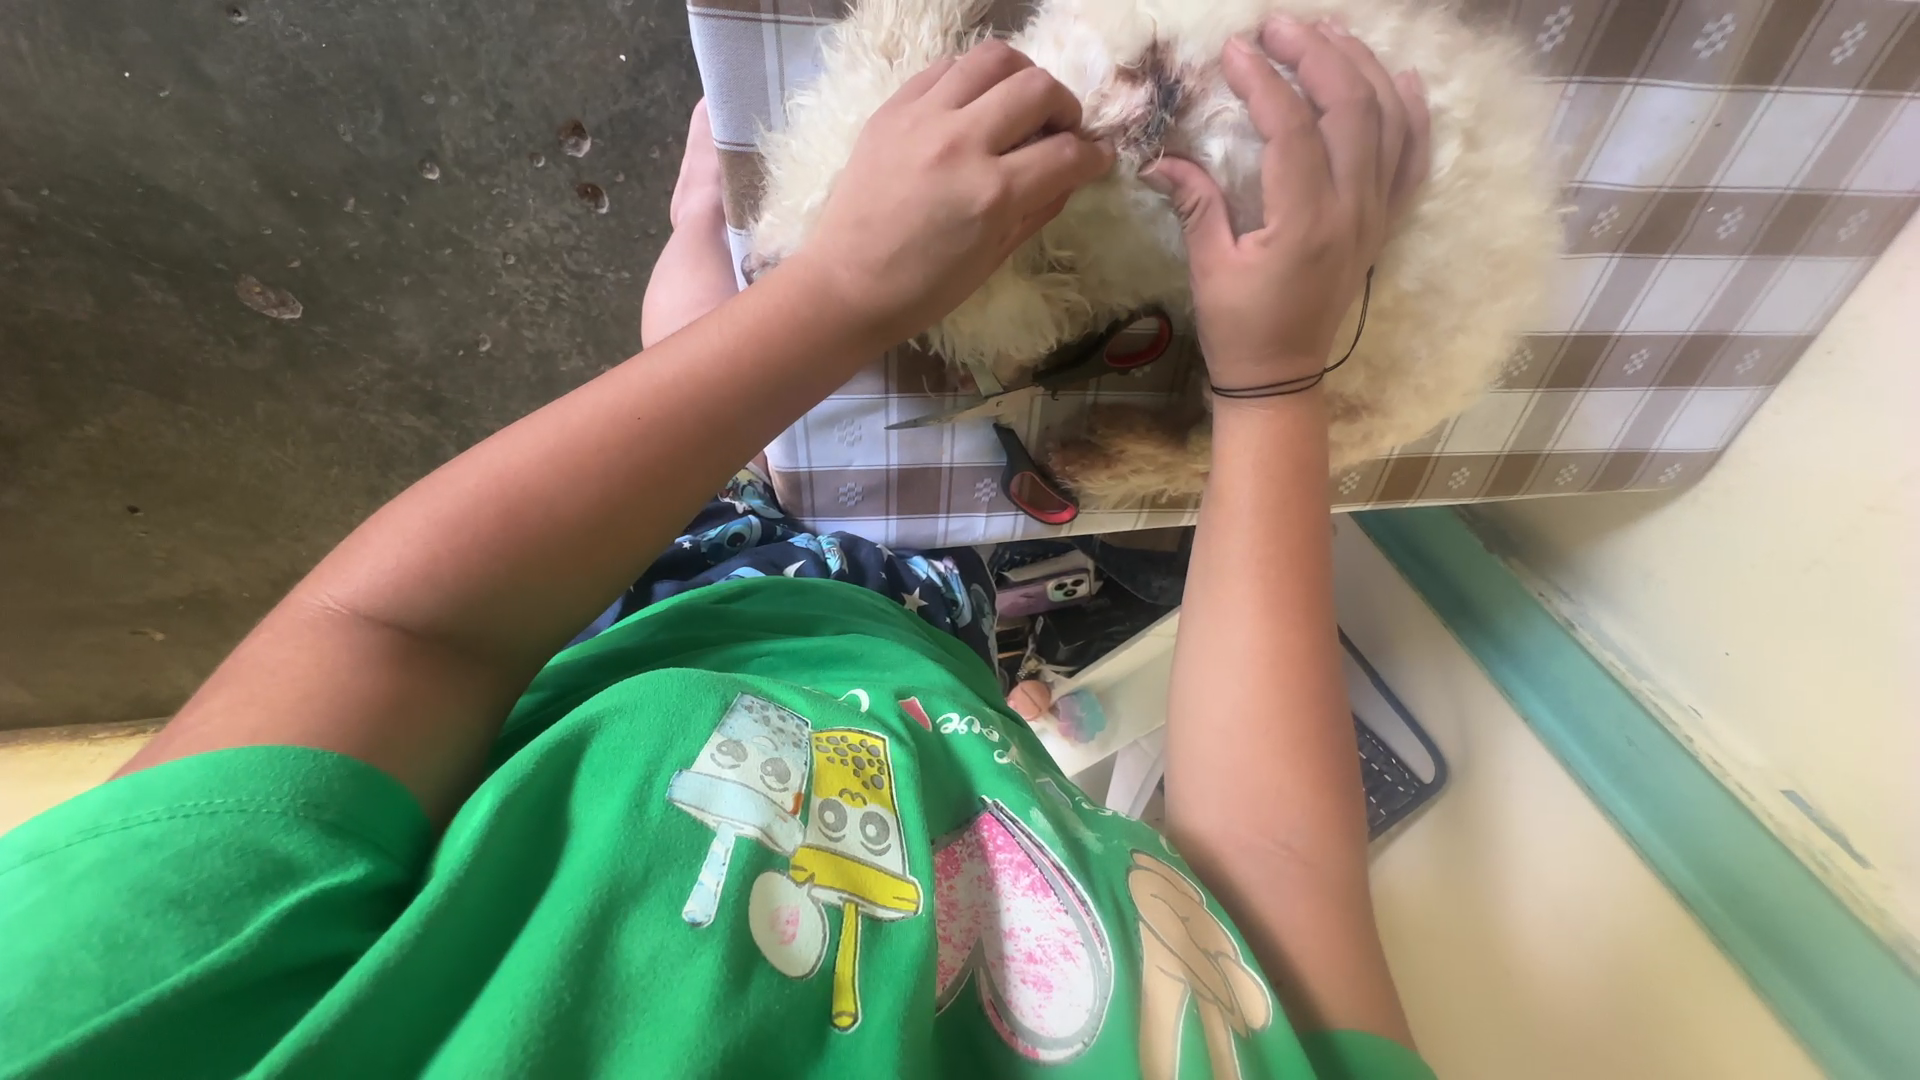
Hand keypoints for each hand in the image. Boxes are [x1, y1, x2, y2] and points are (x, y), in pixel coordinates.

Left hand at [782, 41, 1114, 345]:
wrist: (847, 286)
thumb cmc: (923, 291)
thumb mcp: (991, 261)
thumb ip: (1036, 212)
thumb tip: (1068, 177)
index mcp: (992, 195)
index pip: (1065, 154)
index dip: (1094, 156)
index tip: (1099, 159)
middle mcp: (962, 142)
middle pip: (1038, 89)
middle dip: (1065, 108)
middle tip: (1062, 131)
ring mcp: (923, 118)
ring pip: (994, 59)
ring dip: (1022, 78)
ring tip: (1021, 106)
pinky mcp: (892, 109)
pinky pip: (947, 68)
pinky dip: (973, 79)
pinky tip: (975, 105)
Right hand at [1144, 17, 1429, 394]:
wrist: (1279, 375)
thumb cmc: (1237, 328)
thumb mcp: (1209, 268)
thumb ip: (1196, 203)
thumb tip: (1160, 158)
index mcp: (1304, 222)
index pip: (1292, 127)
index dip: (1264, 81)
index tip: (1233, 52)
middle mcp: (1352, 209)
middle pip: (1351, 105)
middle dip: (1315, 53)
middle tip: (1278, 27)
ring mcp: (1376, 214)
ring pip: (1388, 118)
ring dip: (1360, 66)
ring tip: (1326, 34)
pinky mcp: (1383, 223)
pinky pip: (1413, 156)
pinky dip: (1412, 111)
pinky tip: (1398, 77)